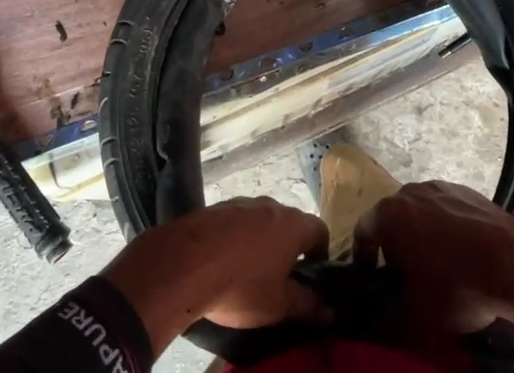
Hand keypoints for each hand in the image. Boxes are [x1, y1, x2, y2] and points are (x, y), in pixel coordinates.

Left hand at [102, 197, 329, 348]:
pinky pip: (234, 223)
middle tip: (281, 278)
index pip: (319, 230)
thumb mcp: (279, 304)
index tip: (312, 275)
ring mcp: (239, 203)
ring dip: (260, 242)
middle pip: (288, 223)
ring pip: (259, 222)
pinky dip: (235, 239)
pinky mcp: (212, 208)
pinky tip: (223, 263)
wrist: (183, 263)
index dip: (320, 253)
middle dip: (289, 248)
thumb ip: (308, 305)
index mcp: (292, 224)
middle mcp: (269, 205)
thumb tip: (330, 310)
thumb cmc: (242, 284)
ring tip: (249, 272)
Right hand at [353, 181, 513, 341]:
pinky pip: (448, 211)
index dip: (363, 257)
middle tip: (405, 276)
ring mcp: (442, 187)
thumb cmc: (457, 286)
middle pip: (392, 218)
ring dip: (423, 235)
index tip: (371, 277)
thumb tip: (374, 323)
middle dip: (395, 246)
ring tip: (438, 265)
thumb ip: (388, 316)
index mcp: (388, 214)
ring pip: (421, 212)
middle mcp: (410, 191)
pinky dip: (449, 229)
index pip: (363, 232)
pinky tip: (464, 255)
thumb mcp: (417, 313)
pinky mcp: (470, 191)